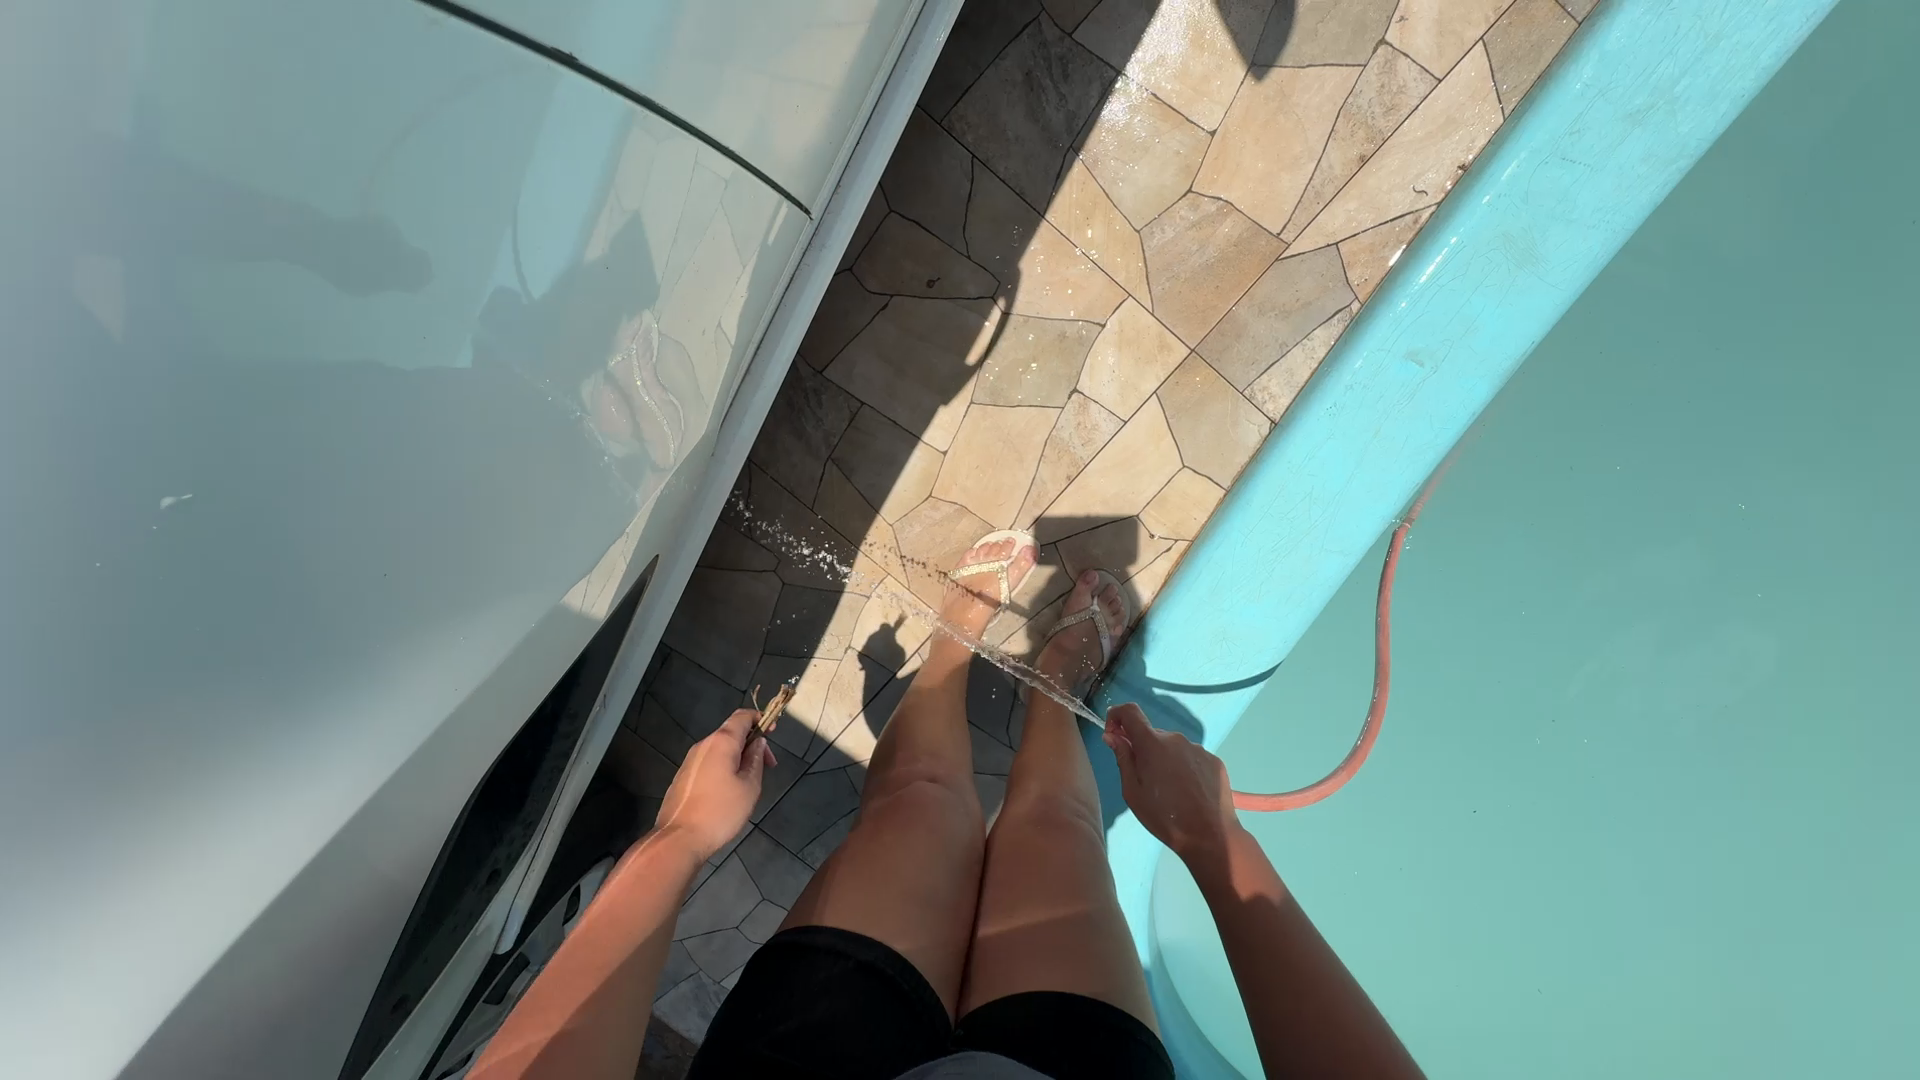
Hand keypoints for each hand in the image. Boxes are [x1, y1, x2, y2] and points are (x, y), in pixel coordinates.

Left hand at [654, 709, 774, 860]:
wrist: (679, 840)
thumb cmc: (720, 811)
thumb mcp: (750, 786)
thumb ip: (756, 759)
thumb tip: (757, 742)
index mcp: (721, 742)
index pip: (742, 716)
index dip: (760, 719)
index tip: (773, 733)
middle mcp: (703, 746)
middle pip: (731, 733)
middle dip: (752, 744)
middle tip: (768, 766)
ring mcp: (690, 761)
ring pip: (720, 750)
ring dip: (738, 757)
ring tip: (750, 782)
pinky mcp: (683, 778)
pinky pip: (709, 763)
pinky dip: (724, 767)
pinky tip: (729, 792)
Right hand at [1104, 703, 1240, 867]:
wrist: (1211, 836)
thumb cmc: (1164, 817)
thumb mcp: (1132, 792)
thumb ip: (1123, 758)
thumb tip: (1113, 735)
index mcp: (1152, 743)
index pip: (1130, 711)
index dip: (1117, 716)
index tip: (1113, 735)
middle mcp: (1175, 738)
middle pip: (1151, 734)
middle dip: (1143, 749)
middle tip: (1145, 780)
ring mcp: (1197, 748)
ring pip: (1171, 747)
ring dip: (1164, 759)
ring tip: (1170, 791)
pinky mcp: (1214, 760)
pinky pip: (1190, 756)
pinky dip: (1183, 767)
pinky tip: (1188, 792)